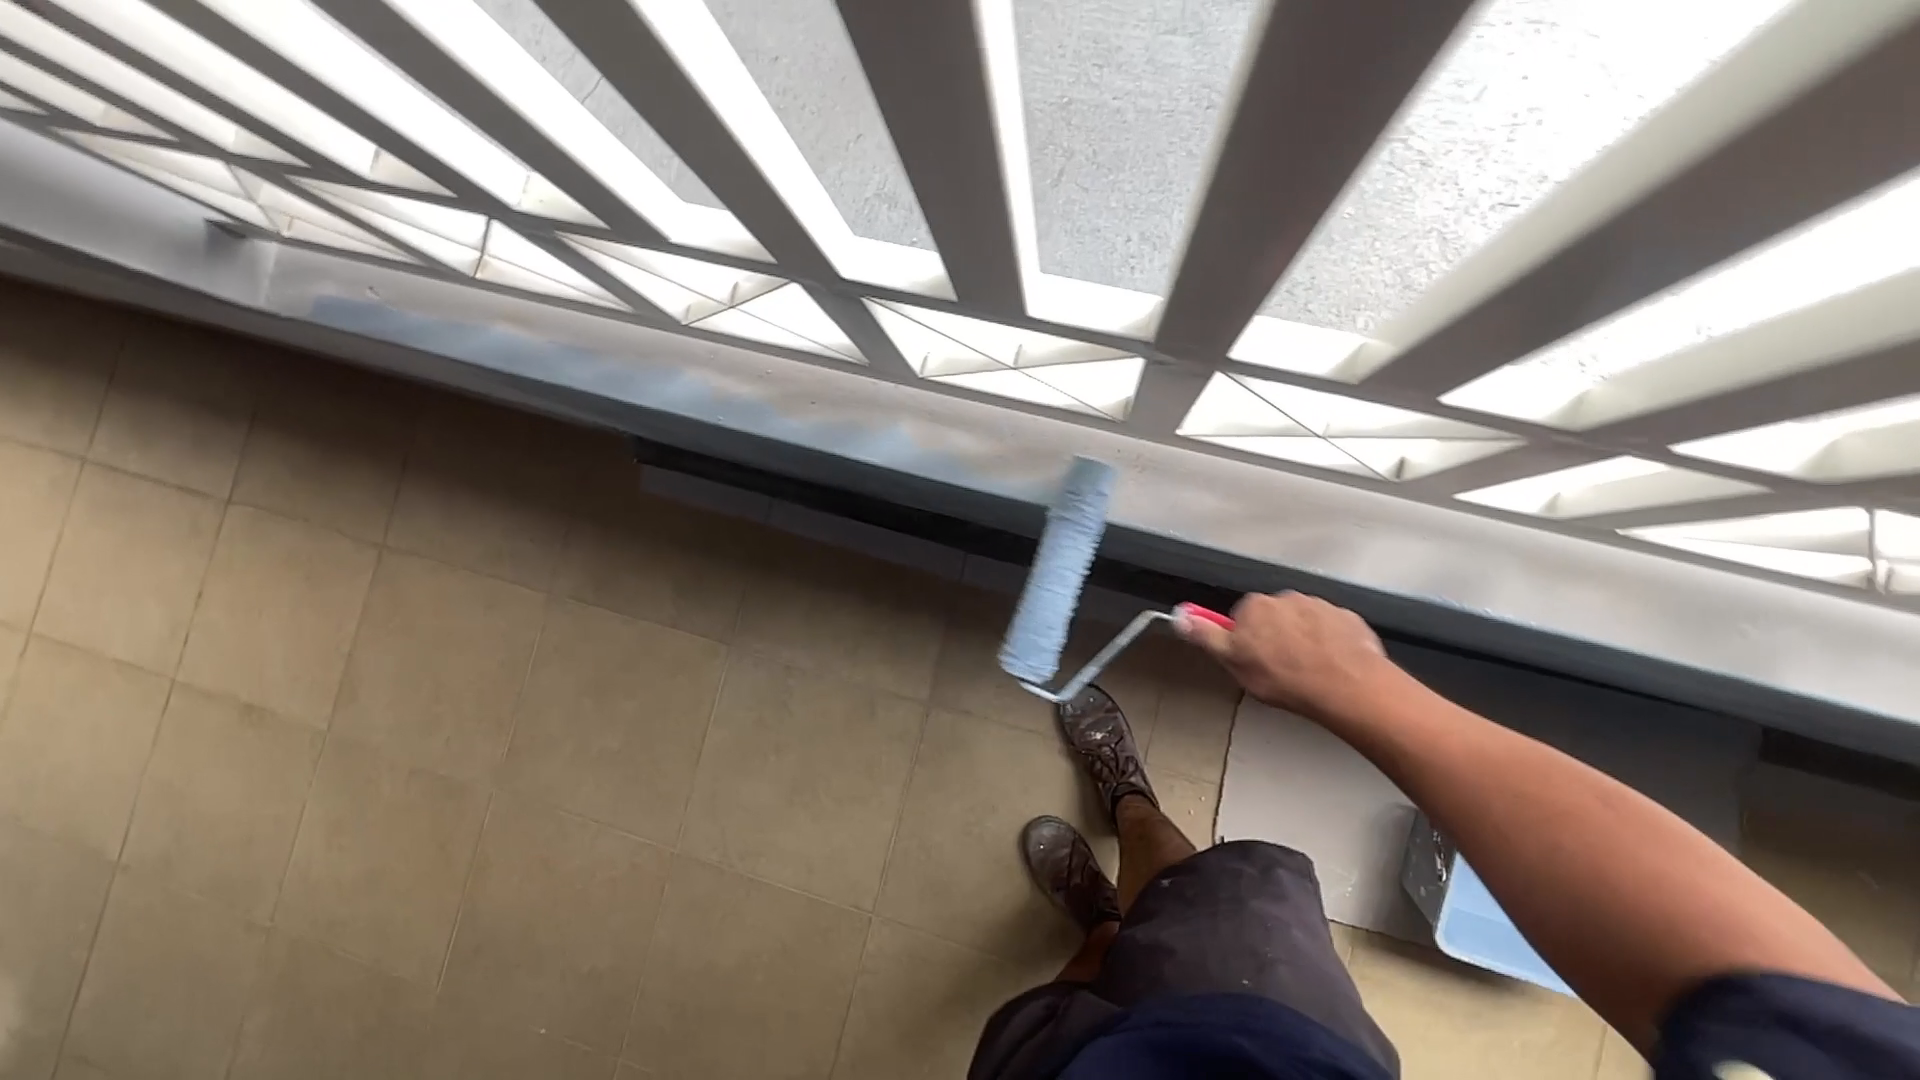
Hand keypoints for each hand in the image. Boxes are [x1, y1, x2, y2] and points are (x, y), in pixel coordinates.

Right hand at [1176, 591, 1394, 717]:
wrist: (1345, 686)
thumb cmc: (1289, 677)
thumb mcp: (1233, 661)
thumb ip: (1206, 636)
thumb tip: (1182, 619)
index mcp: (1255, 606)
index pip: (1240, 617)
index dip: (1244, 641)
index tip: (1249, 657)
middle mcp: (1286, 599)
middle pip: (1272, 617)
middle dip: (1273, 638)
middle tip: (1276, 669)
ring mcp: (1320, 607)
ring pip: (1303, 624)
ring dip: (1301, 642)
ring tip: (1304, 672)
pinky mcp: (1347, 620)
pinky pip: (1331, 630)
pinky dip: (1328, 645)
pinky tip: (1327, 668)